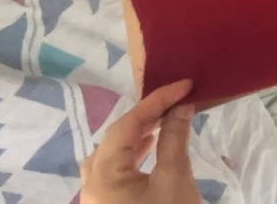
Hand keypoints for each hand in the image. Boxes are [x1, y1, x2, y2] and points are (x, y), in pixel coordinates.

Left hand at [81, 79, 198, 203]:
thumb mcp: (175, 178)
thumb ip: (174, 138)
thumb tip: (181, 106)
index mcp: (103, 177)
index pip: (126, 125)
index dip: (156, 100)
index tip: (185, 85)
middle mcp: (91, 188)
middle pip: (113, 139)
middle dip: (144, 115)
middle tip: (176, 101)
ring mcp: (96, 202)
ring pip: (109, 156)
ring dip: (137, 134)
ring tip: (164, 121)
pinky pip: (113, 171)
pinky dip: (133, 153)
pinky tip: (152, 149)